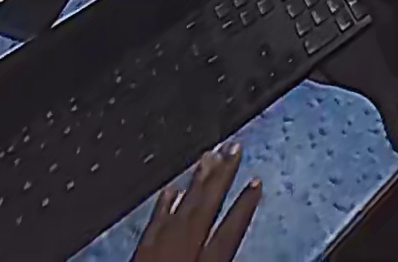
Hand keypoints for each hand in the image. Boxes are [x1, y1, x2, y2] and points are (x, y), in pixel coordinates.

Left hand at [132, 142, 261, 261]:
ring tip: (209, 154)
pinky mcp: (140, 252)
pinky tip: (173, 188)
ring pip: (182, 206)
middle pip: (206, 208)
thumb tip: (235, 254)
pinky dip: (166, 203)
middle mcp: (182, 251)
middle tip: (234, 146)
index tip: (257, 180)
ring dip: (197, 180)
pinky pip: (156, 220)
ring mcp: (158, 248)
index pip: (229, 232)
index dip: (244, 206)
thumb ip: (216, 261)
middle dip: (222, 176)